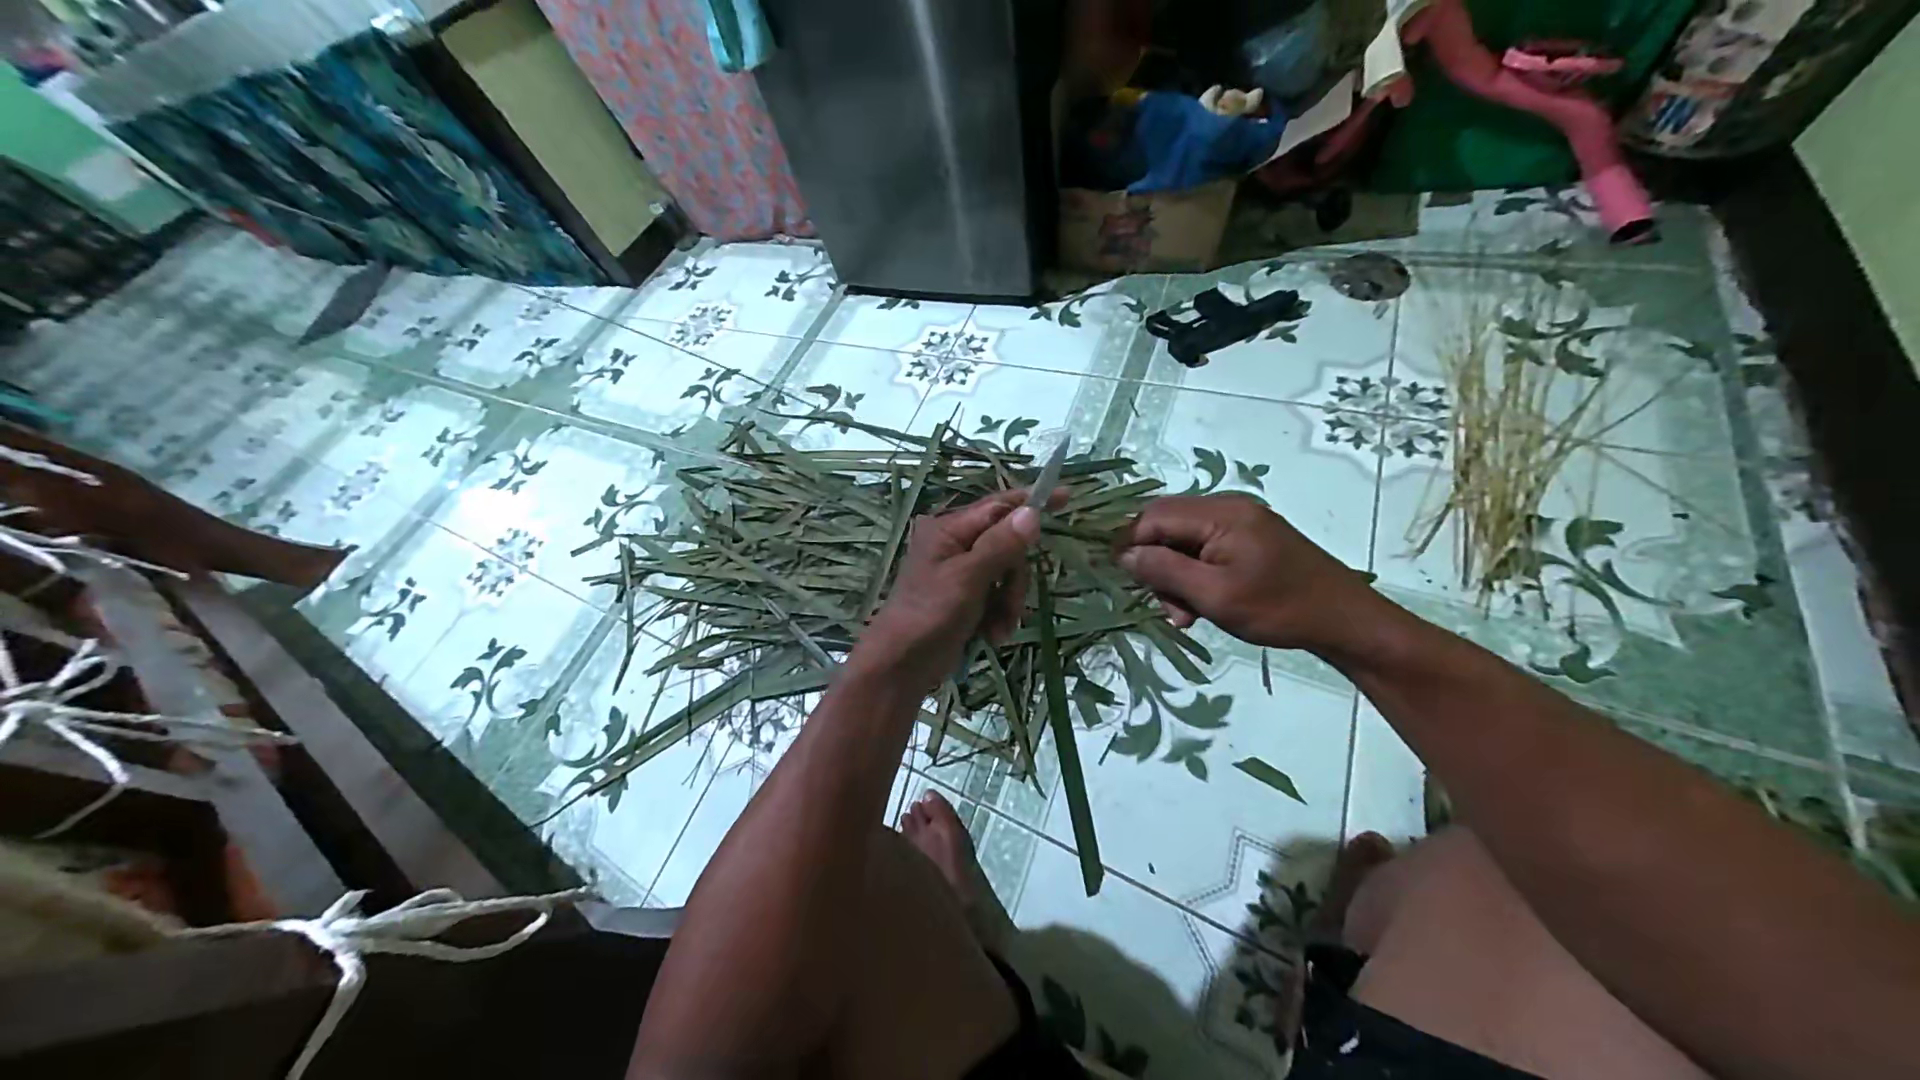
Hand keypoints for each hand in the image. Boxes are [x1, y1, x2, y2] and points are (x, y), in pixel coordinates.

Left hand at [851, 489, 1042, 689]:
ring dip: (1009, 602)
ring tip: (997, 628)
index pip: (999, 506)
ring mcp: (961, 571)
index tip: (1067, 497)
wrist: (902, 665)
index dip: (1031, 503)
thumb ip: (1000, 545)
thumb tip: (1031, 513)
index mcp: (949, 529)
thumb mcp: (968, 578)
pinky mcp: (966, 596)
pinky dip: (1000, 615)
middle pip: (1009, 544)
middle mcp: (955, 544)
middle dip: (1015, 579)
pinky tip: (991, 635)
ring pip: (1008, 573)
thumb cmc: (929, 615)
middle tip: (1009, 605)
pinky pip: (998, 595)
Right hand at [1116, 493, 1390, 655]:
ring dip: (1175, 575)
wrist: (1344, 620)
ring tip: (1186, 614)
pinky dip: (1194, 574)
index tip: (1123, 579)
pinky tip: (1201, 603)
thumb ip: (1165, 571)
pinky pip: (1204, 548)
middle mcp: (1228, 506)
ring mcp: (1240, 520)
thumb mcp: (1215, 595)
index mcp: (1221, 513)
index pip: (1154, 516)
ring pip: (1182, 540)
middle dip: (1156, 565)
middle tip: (1167, 606)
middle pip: (1166, 526)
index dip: (1130, 544)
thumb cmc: (1279, 608)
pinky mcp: (1248, 537)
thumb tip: (1124, 555)